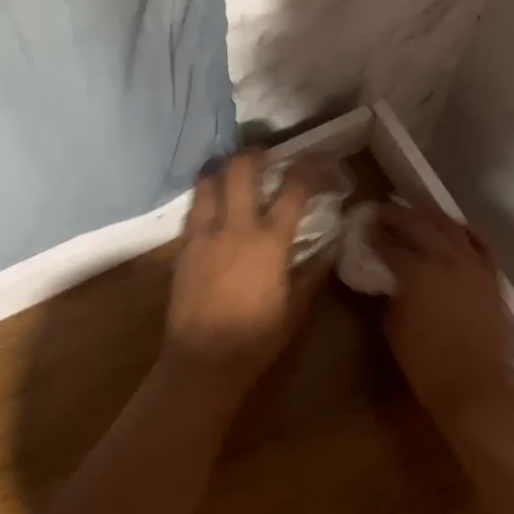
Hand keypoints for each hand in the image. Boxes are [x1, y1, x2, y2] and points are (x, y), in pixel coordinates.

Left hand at [164, 151, 312, 394]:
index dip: (309, 168)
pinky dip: (205, 196)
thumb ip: (312, 273)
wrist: (204, 360)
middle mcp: (236, 226)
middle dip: (254, 153)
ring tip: (232, 172)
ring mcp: (204, 233)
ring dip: (222, 169)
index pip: (293, 190)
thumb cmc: (257, 338)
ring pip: (208, 181)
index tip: (318, 160)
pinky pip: (194, 208)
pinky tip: (212, 204)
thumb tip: (330, 248)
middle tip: (265, 154)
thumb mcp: (295, 308)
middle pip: (241, 169)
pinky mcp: (183, 246)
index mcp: (270, 241)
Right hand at [373, 204, 513, 420]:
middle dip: (398, 215)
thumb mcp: (393, 329)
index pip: (389, 243)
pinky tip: (456, 229)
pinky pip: (482, 242)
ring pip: (451, 226)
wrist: (476, 386)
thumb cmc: (426, 364)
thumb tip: (382, 279)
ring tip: (415, 216)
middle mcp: (446, 259)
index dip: (374, 234)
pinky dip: (467, 231)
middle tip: (383, 213)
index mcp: (417, 272)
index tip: (363, 228)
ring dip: (430, 217)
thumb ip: (386, 297)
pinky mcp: (492, 276)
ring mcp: (473, 264)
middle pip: (419, 223)